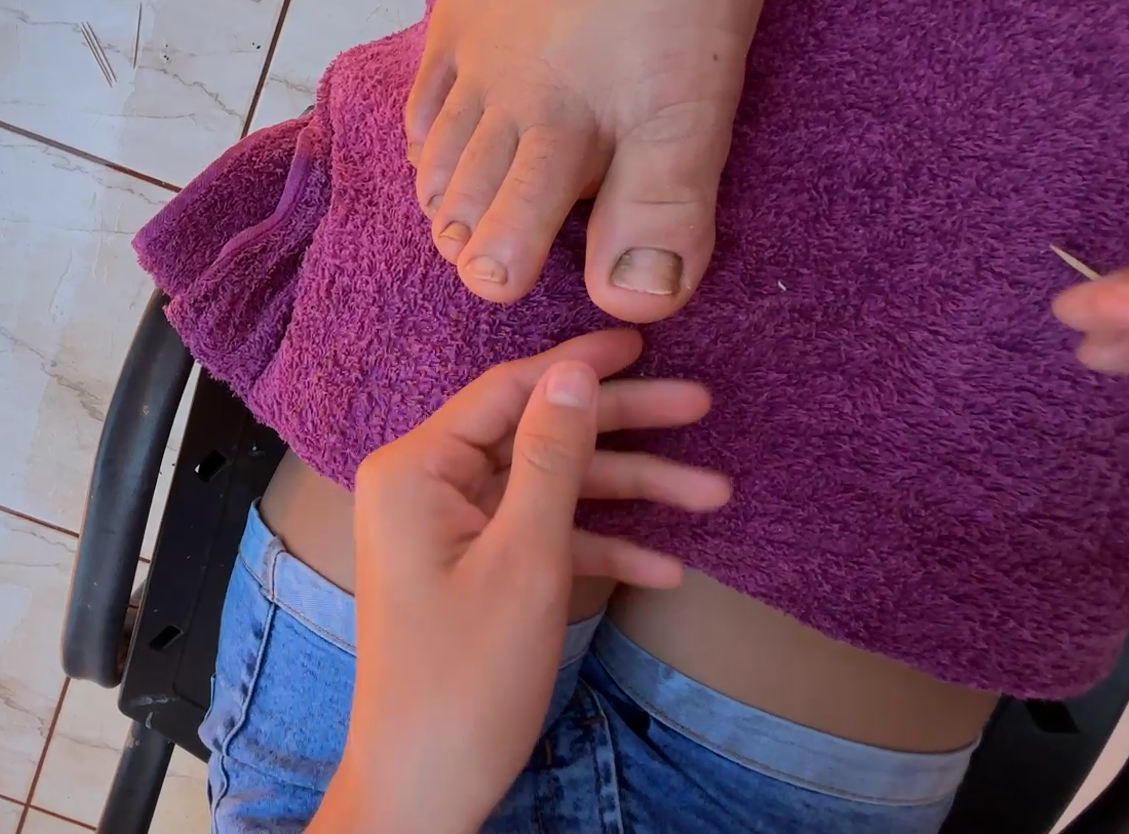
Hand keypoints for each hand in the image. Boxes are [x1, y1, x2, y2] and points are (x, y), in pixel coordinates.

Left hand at [310, 330, 729, 833]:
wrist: (424, 787)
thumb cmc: (466, 677)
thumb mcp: (525, 558)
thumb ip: (549, 456)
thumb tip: (572, 369)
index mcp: (415, 466)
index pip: (505, 390)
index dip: (576, 362)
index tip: (642, 341)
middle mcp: (423, 483)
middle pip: (531, 434)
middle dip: (617, 428)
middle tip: (700, 406)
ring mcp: (446, 524)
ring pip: (543, 486)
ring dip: (624, 494)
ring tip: (714, 495)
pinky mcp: (469, 562)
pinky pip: (534, 534)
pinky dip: (593, 547)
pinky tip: (667, 570)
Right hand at [406, 0, 833, 322]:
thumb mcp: (695, 91)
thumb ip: (660, 202)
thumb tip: (634, 303)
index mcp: (551, 130)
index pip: (504, 234)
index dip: (500, 271)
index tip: (503, 289)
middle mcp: (496, 98)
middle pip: (463, 194)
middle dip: (467, 238)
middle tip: (475, 263)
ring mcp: (472, 47)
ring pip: (440, 145)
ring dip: (443, 190)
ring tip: (449, 220)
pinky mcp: (467, 1)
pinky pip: (428, 85)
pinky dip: (425, 127)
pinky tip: (427, 143)